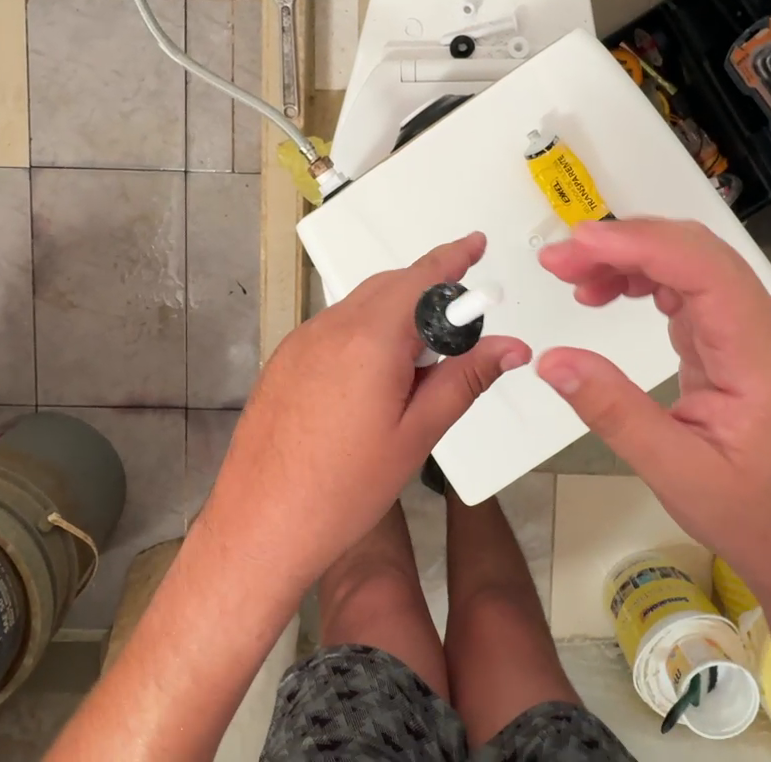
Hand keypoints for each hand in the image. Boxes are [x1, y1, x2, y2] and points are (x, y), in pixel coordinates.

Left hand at [200, 232, 529, 583]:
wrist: (259, 525)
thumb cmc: (342, 489)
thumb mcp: (417, 434)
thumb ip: (464, 380)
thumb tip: (511, 347)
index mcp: (369, 338)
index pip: (421, 278)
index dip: (453, 257)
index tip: (476, 244)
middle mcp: (330, 328)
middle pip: (389, 287)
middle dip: (428, 291)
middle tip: (462, 321)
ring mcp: (301, 343)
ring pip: (361, 307)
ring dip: (397, 315)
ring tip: (421, 363)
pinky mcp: (285, 362)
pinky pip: (335, 329)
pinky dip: (367, 333)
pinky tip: (378, 378)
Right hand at [534, 219, 770, 574]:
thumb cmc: (743, 509)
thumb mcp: (673, 471)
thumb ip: (613, 412)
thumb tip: (550, 361)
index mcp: (759, 355)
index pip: (705, 271)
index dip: (641, 245)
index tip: (577, 244)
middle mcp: (761, 327)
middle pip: (696, 252)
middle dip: (625, 243)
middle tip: (558, 260)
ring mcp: (747, 327)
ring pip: (688, 261)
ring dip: (628, 257)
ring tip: (572, 277)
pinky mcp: (729, 335)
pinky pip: (685, 285)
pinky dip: (640, 278)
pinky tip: (605, 293)